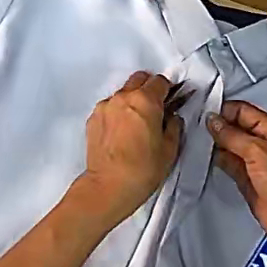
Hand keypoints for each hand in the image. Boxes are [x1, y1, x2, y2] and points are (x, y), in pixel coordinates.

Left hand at [71, 71, 181, 224]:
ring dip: (132, 100)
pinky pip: (109, 106)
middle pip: (139, 79)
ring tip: (137, 122)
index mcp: (146, 100)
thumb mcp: (170, 148)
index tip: (172, 100)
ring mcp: (106, 107)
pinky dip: (118, 112)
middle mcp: (124, 98)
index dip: (169, 90)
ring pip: (123, 92)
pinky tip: (123, 131)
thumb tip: (172, 118)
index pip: (160, 81)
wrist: (108, 187)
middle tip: (156, 107)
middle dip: (150, 88)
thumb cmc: (142, 170)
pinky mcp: (93, 119)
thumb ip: (174, 125)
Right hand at [209, 102, 266, 245]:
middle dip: (218, 126)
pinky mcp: (248, 179)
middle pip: (236, 127)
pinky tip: (205, 157)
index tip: (204, 113)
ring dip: (216, 143)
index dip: (224, 110)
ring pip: (231, 145)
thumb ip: (234, 136)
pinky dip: (217, 160)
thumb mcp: (260, 152)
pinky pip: (229, 163)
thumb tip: (214, 122)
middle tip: (196, 126)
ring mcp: (256, 161)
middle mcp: (264, 142)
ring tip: (196, 140)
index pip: (244, 111)